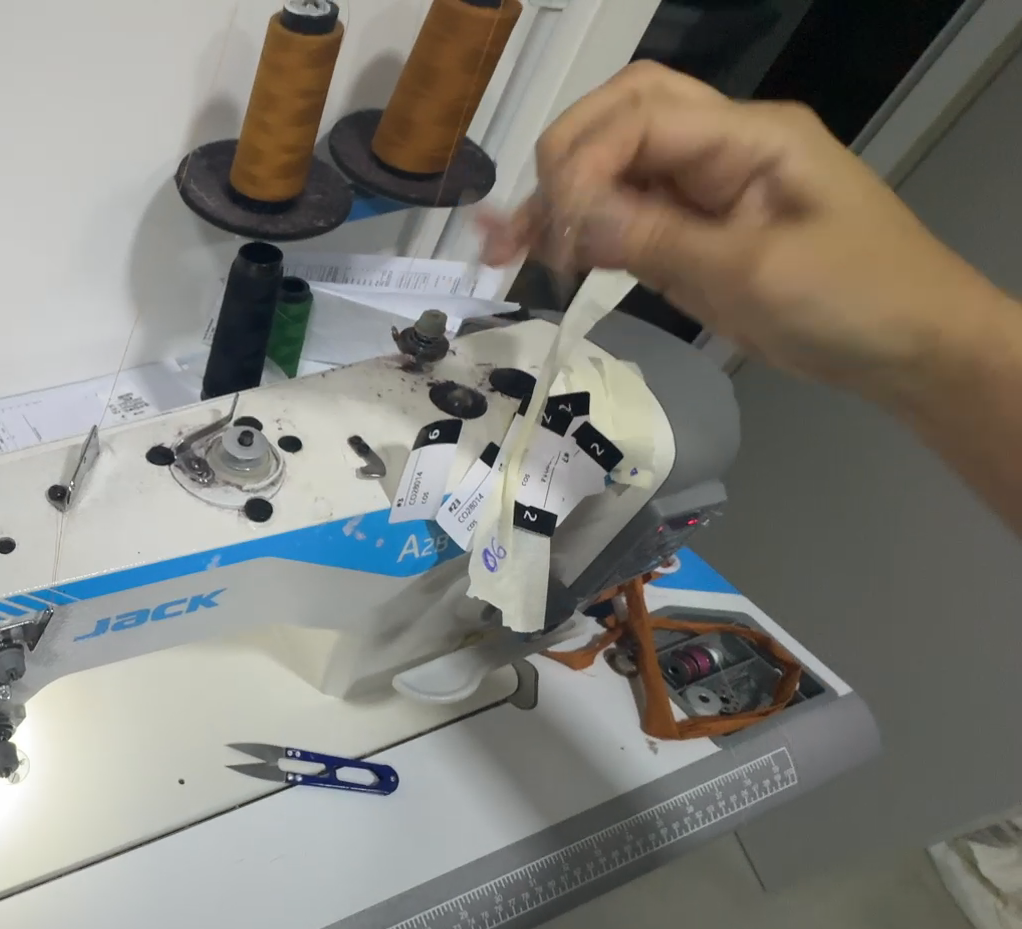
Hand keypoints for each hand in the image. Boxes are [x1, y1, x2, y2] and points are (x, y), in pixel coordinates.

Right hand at [479, 61, 1010, 397]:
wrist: (897, 343)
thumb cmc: (848, 299)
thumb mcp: (750, 271)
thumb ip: (654, 238)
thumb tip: (568, 222)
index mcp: (747, 138)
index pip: (636, 119)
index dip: (580, 170)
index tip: (557, 240)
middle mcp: (713, 147)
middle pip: (616, 113)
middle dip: (560, 163)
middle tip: (527, 228)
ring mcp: (692, 187)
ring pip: (603, 162)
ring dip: (550, 199)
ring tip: (504, 251)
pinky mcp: (674, 228)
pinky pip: (607, 212)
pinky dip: (566, 230)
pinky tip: (531, 256)